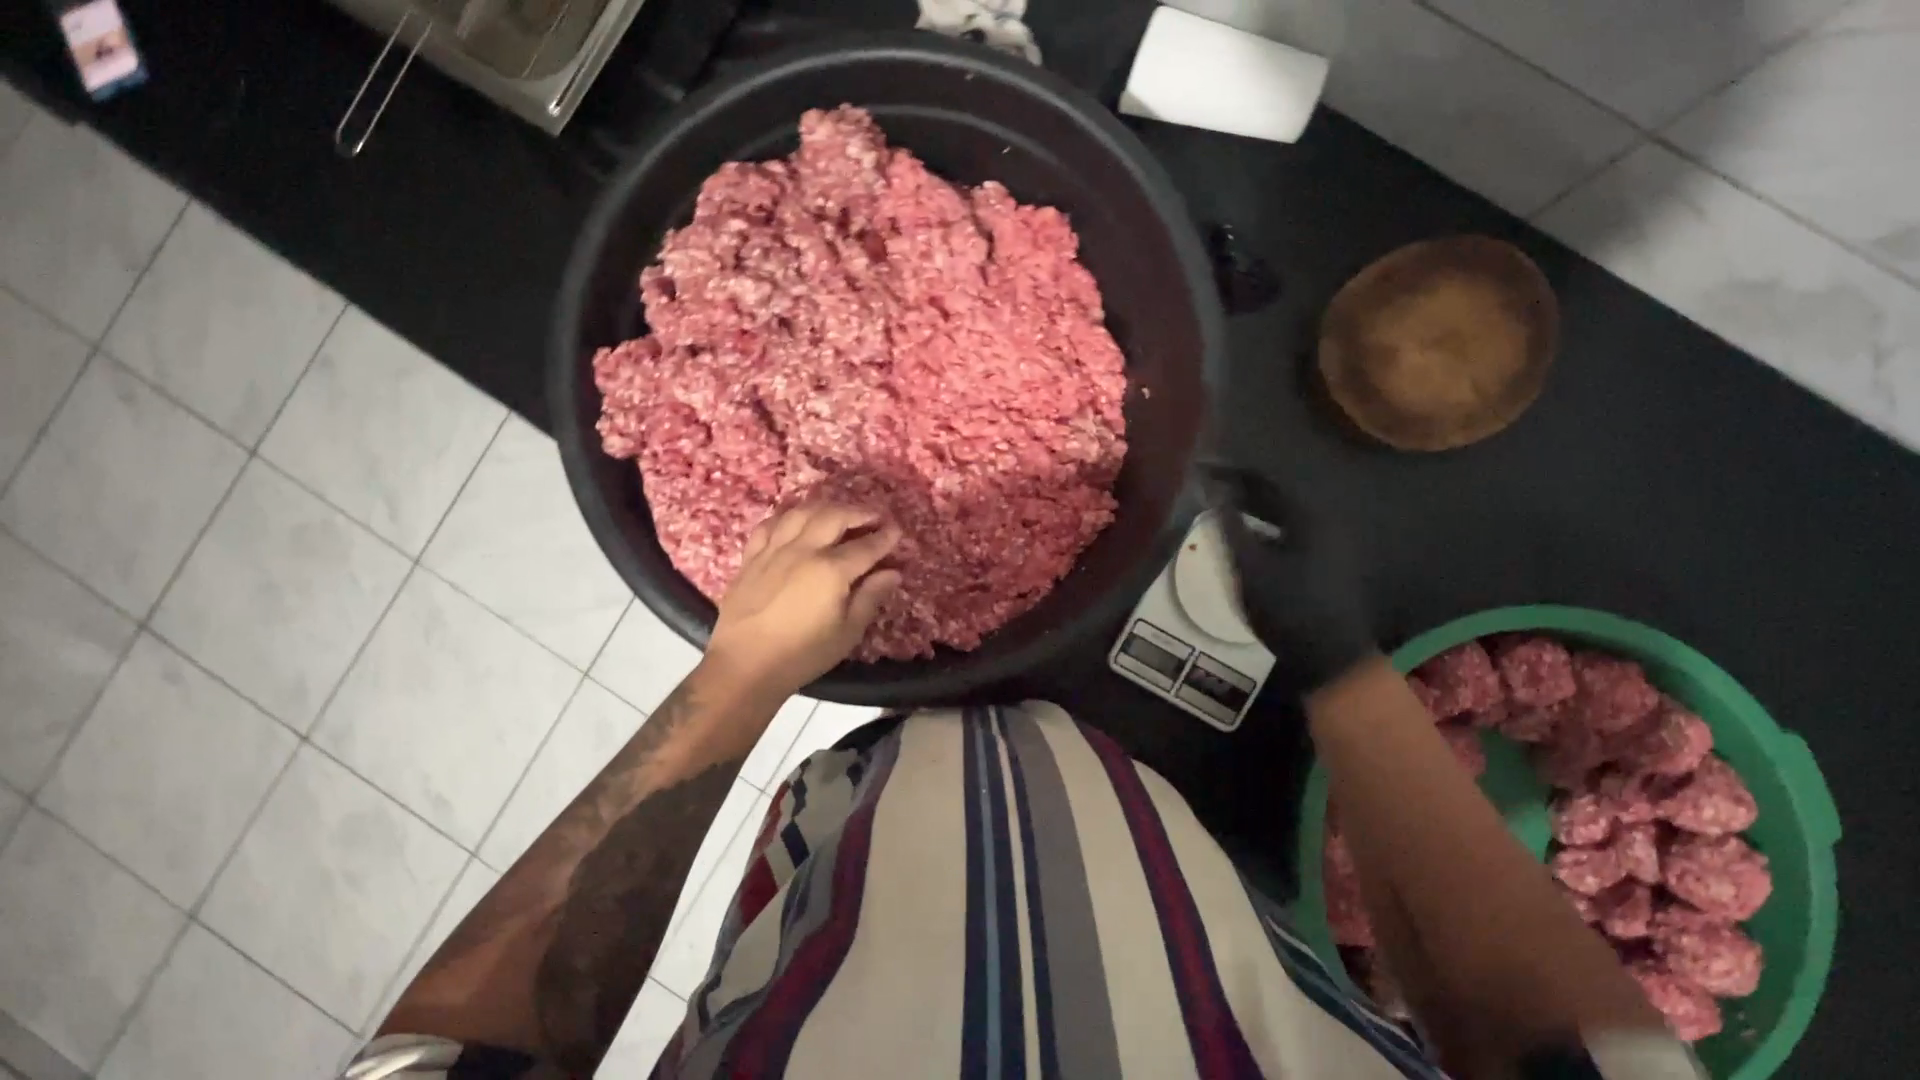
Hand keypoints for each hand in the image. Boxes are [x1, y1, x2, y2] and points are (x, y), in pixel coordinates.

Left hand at [704, 503, 902, 698]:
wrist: (745, 666)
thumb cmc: (803, 654)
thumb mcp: (847, 632)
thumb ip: (870, 597)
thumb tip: (892, 573)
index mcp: (831, 570)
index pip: (866, 546)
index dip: (885, 537)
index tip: (897, 532)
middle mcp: (803, 550)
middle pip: (834, 516)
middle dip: (858, 512)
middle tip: (873, 516)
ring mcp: (773, 550)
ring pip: (801, 512)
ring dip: (824, 508)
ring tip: (837, 514)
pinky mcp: (751, 557)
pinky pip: (769, 525)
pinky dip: (786, 518)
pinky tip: (795, 522)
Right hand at [1199, 461, 1377, 695]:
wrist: (1329, 658)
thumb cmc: (1286, 608)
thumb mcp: (1248, 566)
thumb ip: (1227, 524)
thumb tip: (1210, 488)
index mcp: (1308, 514)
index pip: (1263, 478)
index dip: (1229, 470)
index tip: (1200, 468)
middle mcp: (1323, 520)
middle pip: (1276, 493)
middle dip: (1240, 486)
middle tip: (1206, 485)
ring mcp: (1329, 542)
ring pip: (1283, 513)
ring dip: (1251, 506)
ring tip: (1219, 507)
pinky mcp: (1326, 561)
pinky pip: (1289, 530)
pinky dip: (1264, 525)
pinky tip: (1245, 536)